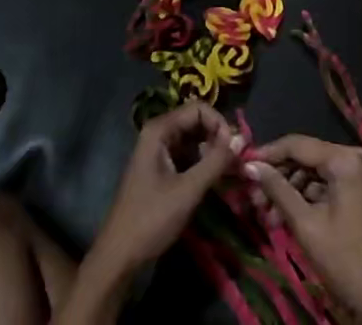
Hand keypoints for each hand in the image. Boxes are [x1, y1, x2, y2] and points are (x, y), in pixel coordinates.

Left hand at [90, 101, 242, 273]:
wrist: (120, 253)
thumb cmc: (151, 218)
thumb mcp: (188, 190)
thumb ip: (215, 162)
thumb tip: (241, 139)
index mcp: (159, 129)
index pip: (199, 108)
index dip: (220, 124)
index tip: (237, 149)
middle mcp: (159, 133)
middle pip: (197, 122)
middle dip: (219, 138)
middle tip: (239, 163)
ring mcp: (159, 150)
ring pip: (195, 140)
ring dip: (214, 153)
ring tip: (233, 173)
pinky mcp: (163, 168)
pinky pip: (189, 156)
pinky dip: (204, 164)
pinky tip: (218, 180)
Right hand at [246, 136, 361, 324]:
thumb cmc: (347, 261)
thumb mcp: (306, 224)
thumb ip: (277, 190)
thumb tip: (249, 165)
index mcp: (344, 159)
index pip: (296, 144)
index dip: (266, 154)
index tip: (242, 167)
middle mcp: (353, 156)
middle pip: (304, 157)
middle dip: (277, 176)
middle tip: (253, 198)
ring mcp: (358, 173)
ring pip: (312, 172)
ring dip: (288, 189)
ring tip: (267, 215)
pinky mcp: (358, 190)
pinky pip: (324, 184)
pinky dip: (304, 198)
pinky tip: (284, 216)